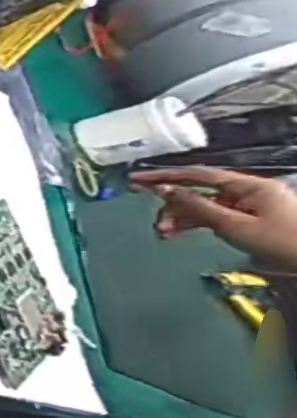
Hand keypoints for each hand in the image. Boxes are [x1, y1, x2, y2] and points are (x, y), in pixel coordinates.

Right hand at [129, 167, 296, 268]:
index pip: (199, 175)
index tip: (134, 179)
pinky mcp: (248, 219)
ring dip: (178, 218)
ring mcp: (249, 206)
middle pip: (198, 192)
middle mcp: (249, 192)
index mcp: (251, 187)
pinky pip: (212, 216)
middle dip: (171, 206)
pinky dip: (192, 224)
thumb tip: (165, 189)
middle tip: (153, 220)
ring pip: (201, 206)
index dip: (164, 176)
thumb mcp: (234, 225)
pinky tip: (175, 233)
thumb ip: (197, 206)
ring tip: (163, 233)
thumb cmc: (284, 242)